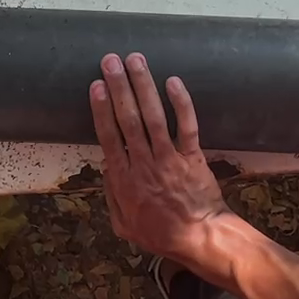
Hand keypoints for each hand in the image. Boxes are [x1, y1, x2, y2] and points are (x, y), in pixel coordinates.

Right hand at [89, 53, 235, 271]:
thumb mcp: (124, 224)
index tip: (96, 86)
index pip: (109, 137)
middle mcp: (145, 164)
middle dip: (119, 88)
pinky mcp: (193, 157)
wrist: (201, 238)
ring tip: (135, 60)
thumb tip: (107, 163)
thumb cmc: (160, 233)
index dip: (102, 109)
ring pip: (154, 117)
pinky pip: (186, 126)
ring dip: (143, 86)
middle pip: (128, 120)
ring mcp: (170, 159)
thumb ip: (112, 193)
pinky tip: (173, 81)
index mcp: (125, 180)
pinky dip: (181, 103)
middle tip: (111, 61)